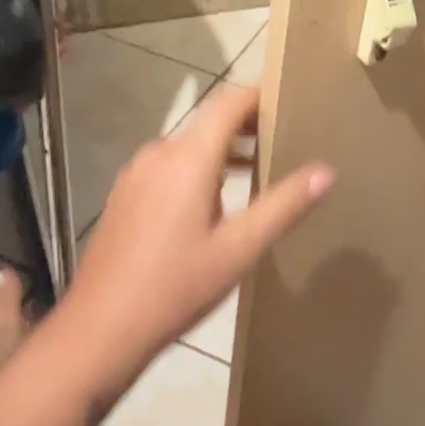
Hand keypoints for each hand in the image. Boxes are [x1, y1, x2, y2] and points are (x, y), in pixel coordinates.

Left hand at [60, 83, 334, 374]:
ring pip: (189, 146)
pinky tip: (213, 204)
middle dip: (247, 125)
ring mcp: (137, 173)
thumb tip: (326, 171)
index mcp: (189, 157)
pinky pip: (169, 165)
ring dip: (224, 150)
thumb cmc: (176, 288)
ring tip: (258, 171)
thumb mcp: (239, 250)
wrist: (98, 331)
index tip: (292, 98)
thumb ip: (284, 206)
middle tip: (284, 139)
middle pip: (210, 121)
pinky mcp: (125, 195)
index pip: (229, 102)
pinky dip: (197, 168)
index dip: (260, 95)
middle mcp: (160, 153)